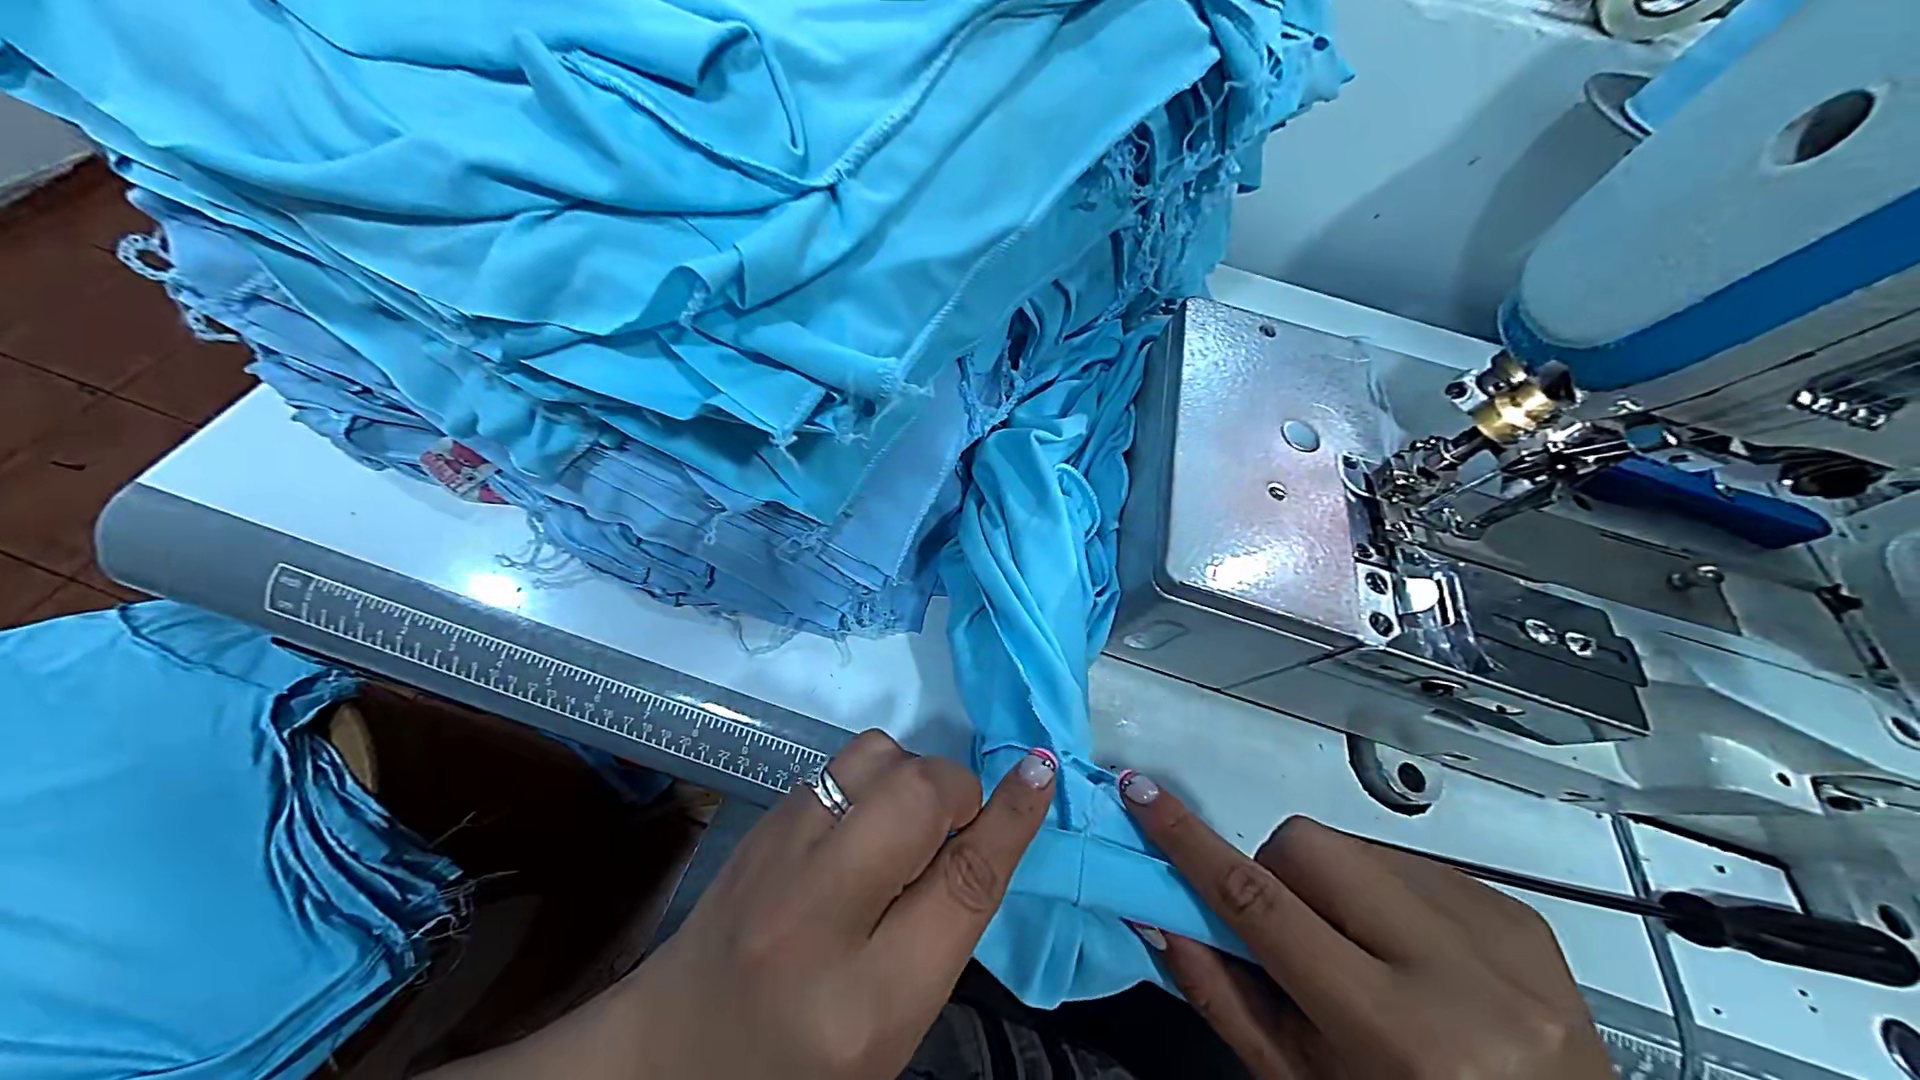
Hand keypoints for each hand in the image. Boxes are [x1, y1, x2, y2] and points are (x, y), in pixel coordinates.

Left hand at [630, 731, 1054, 1078]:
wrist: (678, 1046)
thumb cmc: (805, 1051)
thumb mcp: (896, 1010)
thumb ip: (948, 916)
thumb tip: (993, 822)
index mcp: (866, 993)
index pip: (960, 882)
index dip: (1010, 819)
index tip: (1041, 772)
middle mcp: (814, 908)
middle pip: (916, 795)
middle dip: (954, 792)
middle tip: (949, 828)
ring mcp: (777, 849)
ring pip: (875, 756)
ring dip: (911, 776)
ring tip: (902, 823)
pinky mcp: (763, 817)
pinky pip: (841, 765)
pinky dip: (873, 779)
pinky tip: (859, 824)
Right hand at [1118, 773, 1613, 1079]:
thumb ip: (1220, 990)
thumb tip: (1160, 907)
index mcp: (1397, 1034)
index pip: (1261, 906)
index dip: (1189, 843)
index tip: (1142, 793)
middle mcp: (1460, 975)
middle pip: (1308, 846)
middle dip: (1279, 876)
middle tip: (1292, 934)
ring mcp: (1501, 937)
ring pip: (1354, 846)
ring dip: (1335, 887)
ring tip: (1364, 953)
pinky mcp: (1522, 915)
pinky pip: (1411, 861)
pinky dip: (1386, 894)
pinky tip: (1411, 953)